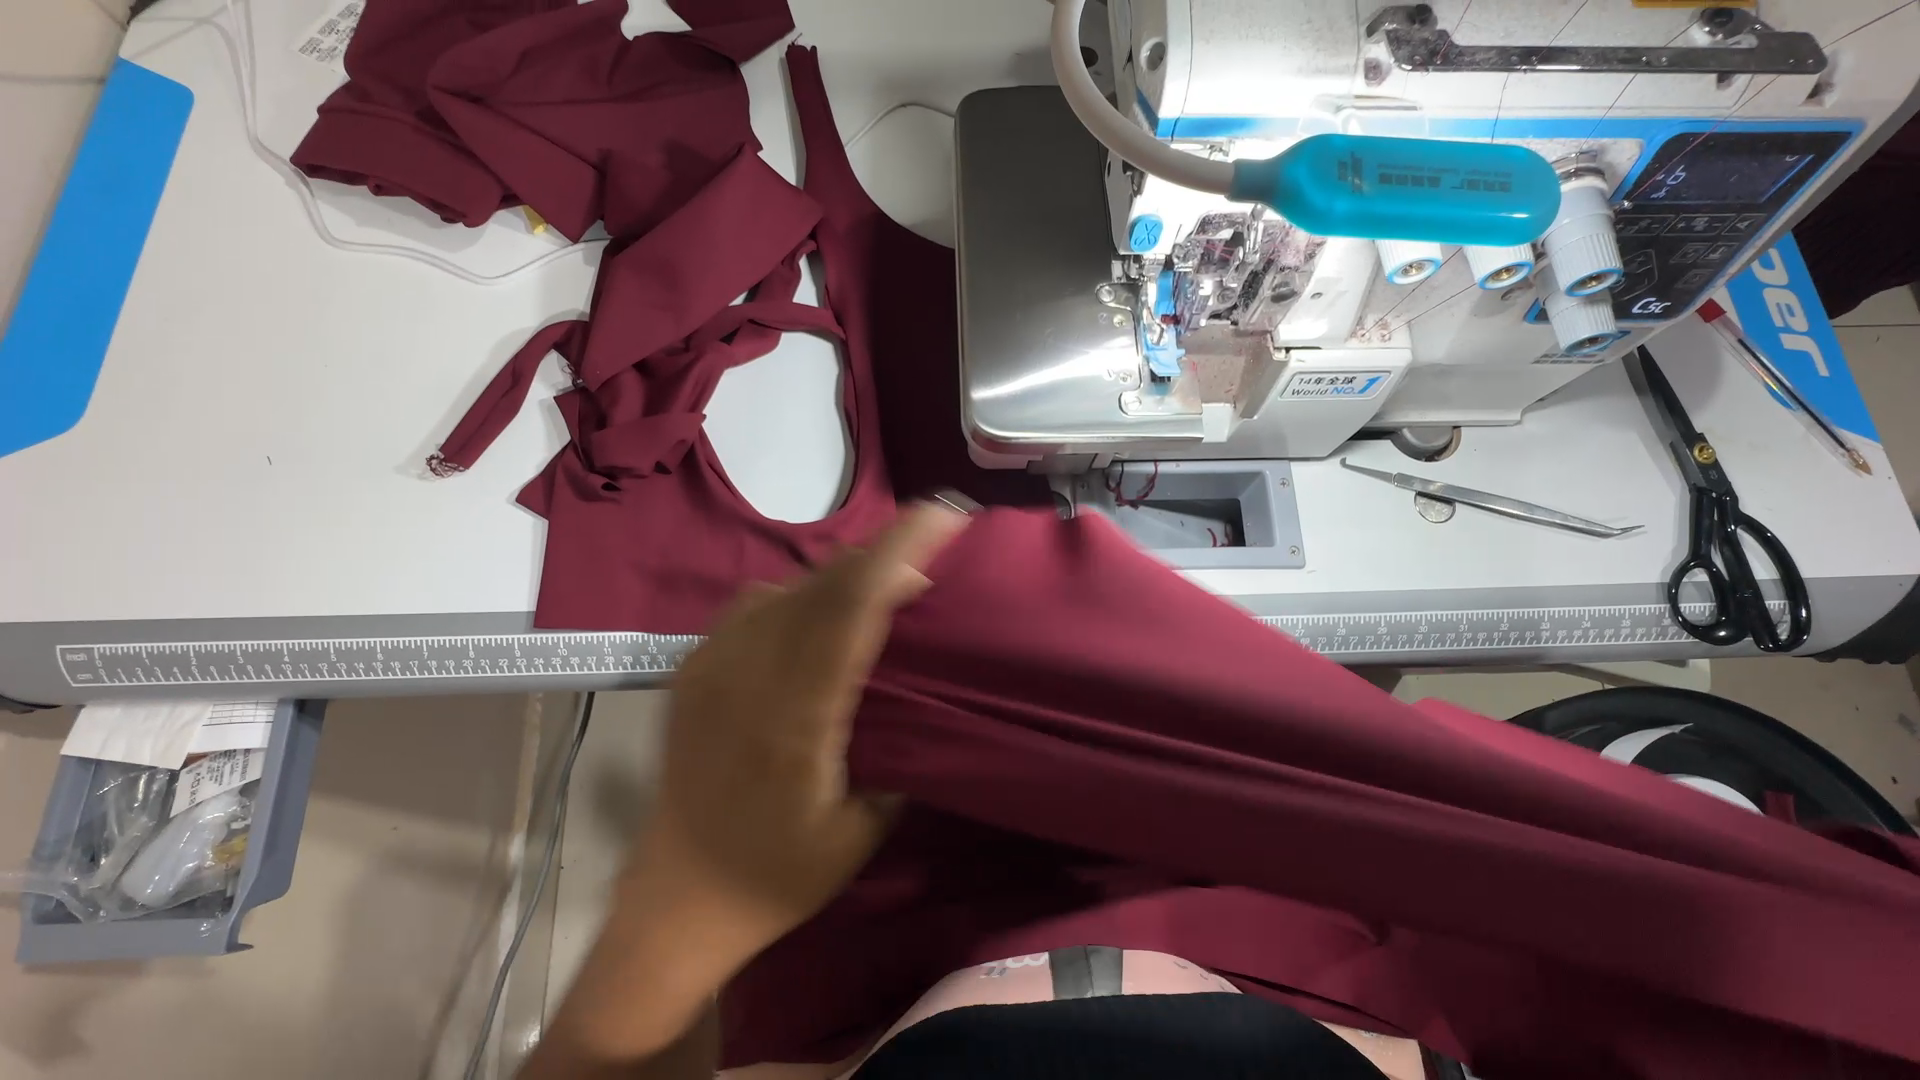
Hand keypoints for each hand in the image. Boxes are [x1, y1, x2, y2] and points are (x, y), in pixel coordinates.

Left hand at [631, 500, 971, 962]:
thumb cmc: (780, 874)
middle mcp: (747, 673)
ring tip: (883, 584)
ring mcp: (711, 665)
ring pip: (787, 586)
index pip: (848, 606)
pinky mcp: (693, 668)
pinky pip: (754, 604)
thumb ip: (901, 752)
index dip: (896, 551)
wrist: (679, 897)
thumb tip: (929, 691)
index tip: (942, 517)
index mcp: (794, 714)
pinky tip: (820, 615)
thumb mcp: (862, 829)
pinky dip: (801, 594)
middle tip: (930, 551)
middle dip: (881, 554)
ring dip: (842, 574)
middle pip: (820, 583)